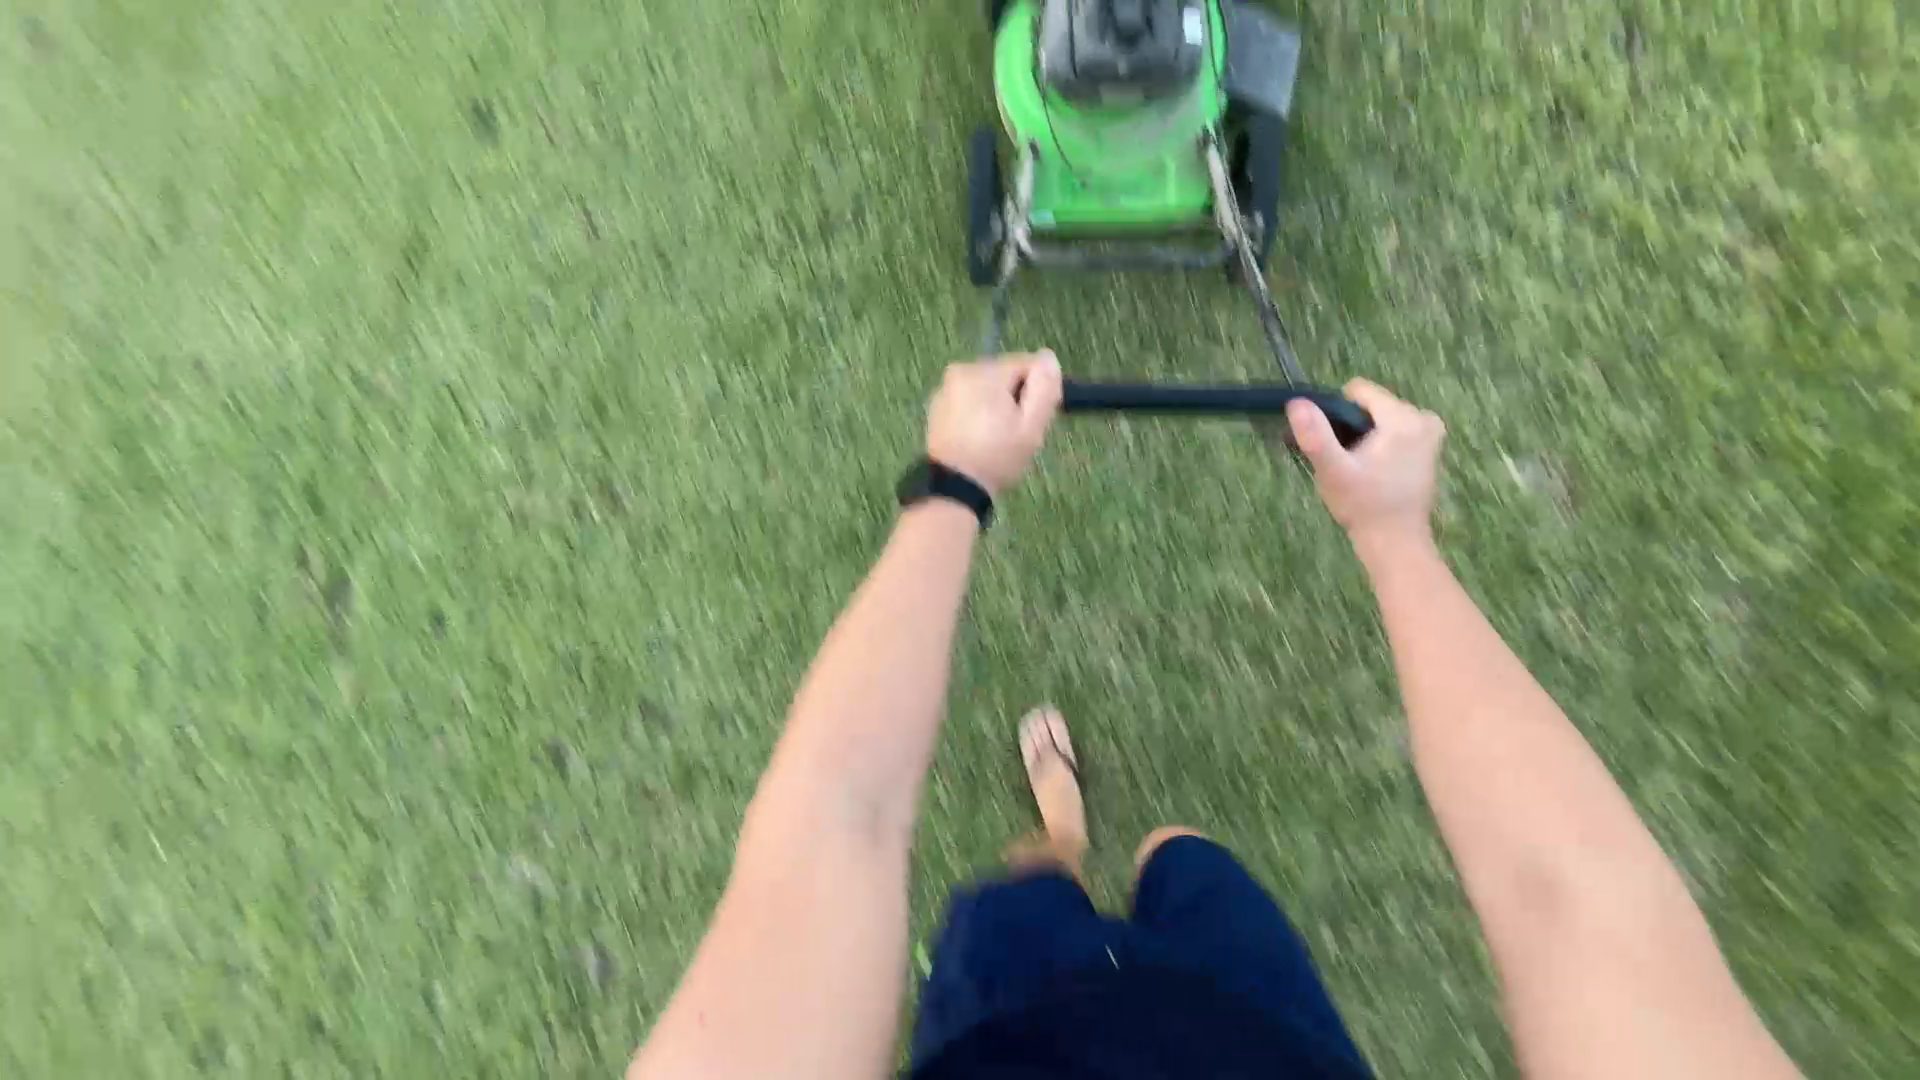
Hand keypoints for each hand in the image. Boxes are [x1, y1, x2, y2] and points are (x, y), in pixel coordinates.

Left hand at [926, 352, 1063, 496]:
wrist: (955, 487)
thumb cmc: (997, 457)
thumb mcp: (1031, 427)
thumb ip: (1044, 388)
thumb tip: (1048, 357)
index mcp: (984, 372)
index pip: (1027, 364)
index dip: (1037, 391)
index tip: (1034, 419)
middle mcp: (960, 371)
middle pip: (1005, 375)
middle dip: (1016, 398)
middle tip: (1017, 433)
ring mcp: (945, 388)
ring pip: (987, 388)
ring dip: (997, 406)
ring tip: (997, 438)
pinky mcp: (937, 406)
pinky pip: (969, 400)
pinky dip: (978, 413)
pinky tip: (980, 438)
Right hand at [1287, 378, 1445, 546]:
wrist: (1395, 540)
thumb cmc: (1363, 505)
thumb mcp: (1332, 470)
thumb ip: (1314, 434)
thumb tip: (1296, 401)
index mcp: (1403, 418)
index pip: (1358, 391)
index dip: (1336, 413)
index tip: (1334, 444)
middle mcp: (1423, 417)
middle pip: (1370, 404)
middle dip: (1350, 426)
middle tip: (1343, 461)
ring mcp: (1431, 432)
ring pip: (1380, 417)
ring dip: (1363, 436)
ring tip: (1357, 468)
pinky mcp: (1430, 446)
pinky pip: (1393, 430)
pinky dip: (1378, 443)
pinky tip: (1373, 470)